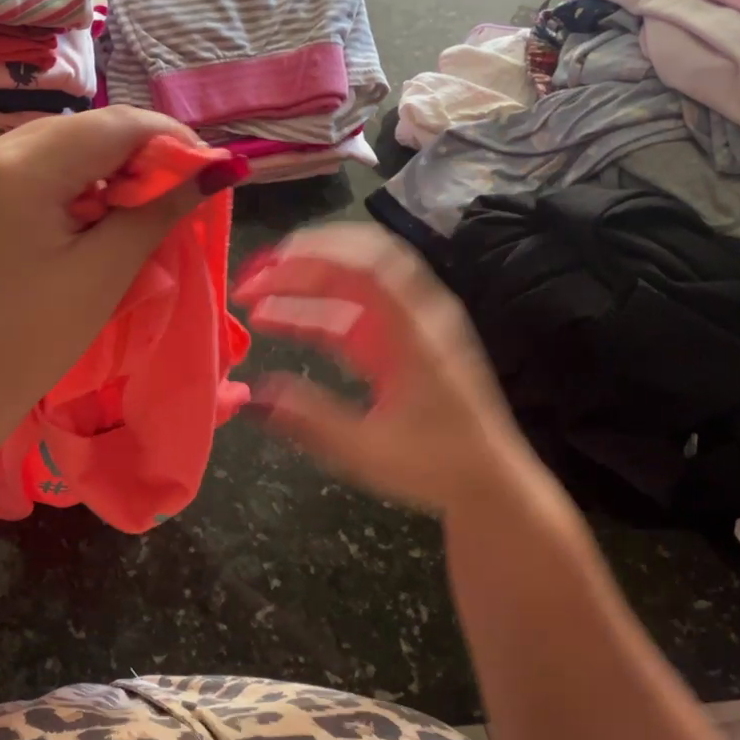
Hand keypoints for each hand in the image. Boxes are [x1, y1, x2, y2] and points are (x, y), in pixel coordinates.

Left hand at [0, 106, 207, 430]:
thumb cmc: (34, 339)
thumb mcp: (103, 272)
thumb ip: (159, 210)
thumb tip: (220, 168)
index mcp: (15, 169)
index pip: (111, 125)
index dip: (169, 139)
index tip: (211, 167)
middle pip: (84, 128)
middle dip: (138, 153)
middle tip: (180, 192)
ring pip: (61, 142)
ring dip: (107, 166)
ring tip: (139, 207)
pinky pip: (36, 163)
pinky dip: (73, 179)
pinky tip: (95, 210)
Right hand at [231, 223, 536, 512]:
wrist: (487, 482)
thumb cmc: (435, 465)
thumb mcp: (366, 449)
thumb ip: (308, 419)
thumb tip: (252, 395)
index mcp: (414, 333)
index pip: (364, 268)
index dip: (311, 258)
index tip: (264, 270)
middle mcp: (416, 316)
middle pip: (359, 259)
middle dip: (302, 257)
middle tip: (254, 272)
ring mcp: (409, 325)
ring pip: (353, 281)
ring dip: (303, 280)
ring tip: (254, 294)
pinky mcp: (400, 341)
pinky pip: (352, 308)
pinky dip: (313, 306)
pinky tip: (278, 319)